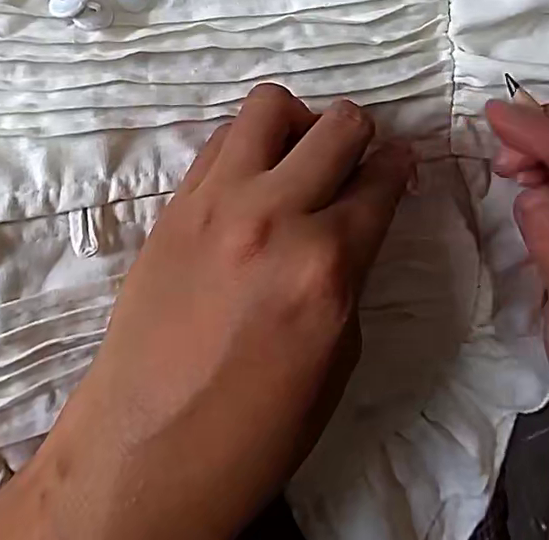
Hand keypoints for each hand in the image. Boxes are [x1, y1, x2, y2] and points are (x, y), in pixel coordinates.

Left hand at [0, 84, 414, 539]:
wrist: (147, 442)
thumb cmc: (255, 426)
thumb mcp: (336, 358)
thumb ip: (350, 272)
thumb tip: (354, 220)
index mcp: (325, 267)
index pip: (379, 183)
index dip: (399, 167)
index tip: (401, 162)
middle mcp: (273, 216)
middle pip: (336, 125)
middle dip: (359, 133)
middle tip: (355, 157)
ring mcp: (216, 200)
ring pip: (268, 106)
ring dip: (298, 122)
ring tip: (298, 156)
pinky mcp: (176, 201)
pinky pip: (221, 138)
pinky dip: (248, 143)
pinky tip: (252, 175)